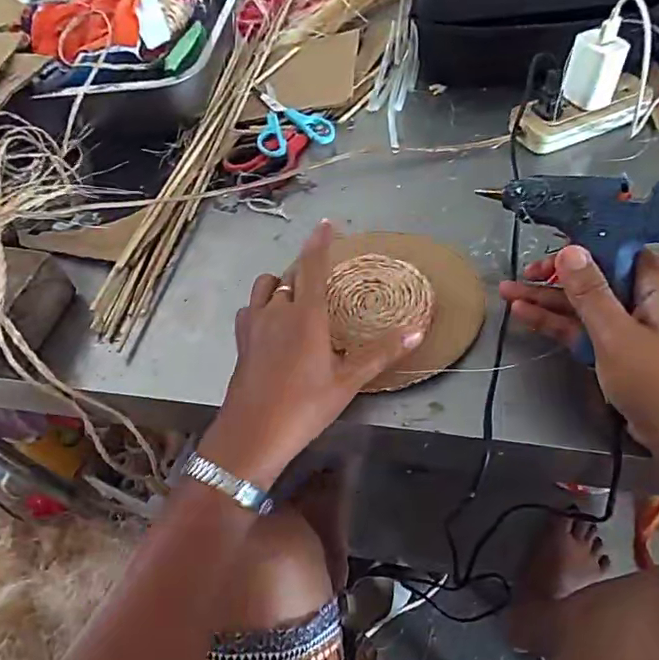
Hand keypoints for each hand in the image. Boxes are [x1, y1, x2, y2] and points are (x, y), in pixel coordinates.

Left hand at [202, 220, 424, 486]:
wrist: (251, 435)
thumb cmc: (303, 408)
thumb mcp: (346, 383)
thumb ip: (380, 354)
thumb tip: (418, 329)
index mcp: (305, 316)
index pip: (313, 267)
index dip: (320, 243)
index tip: (326, 224)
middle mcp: (276, 312)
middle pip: (290, 276)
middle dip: (306, 269)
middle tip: (323, 277)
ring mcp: (253, 326)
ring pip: (265, 288)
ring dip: (281, 284)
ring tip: (298, 298)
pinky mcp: (240, 342)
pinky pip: (250, 310)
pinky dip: (262, 306)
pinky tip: (272, 325)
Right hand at [498, 245, 658, 456]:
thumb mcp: (616, 336)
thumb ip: (590, 293)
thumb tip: (571, 251)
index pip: (617, 254)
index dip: (578, 254)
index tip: (544, 261)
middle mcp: (652, 303)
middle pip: (598, 282)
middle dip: (555, 281)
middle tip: (518, 279)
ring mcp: (639, 330)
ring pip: (589, 308)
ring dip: (551, 304)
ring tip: (509, 296)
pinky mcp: (627, 354)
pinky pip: (592, 331)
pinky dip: (564, 326)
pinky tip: (531, 318)